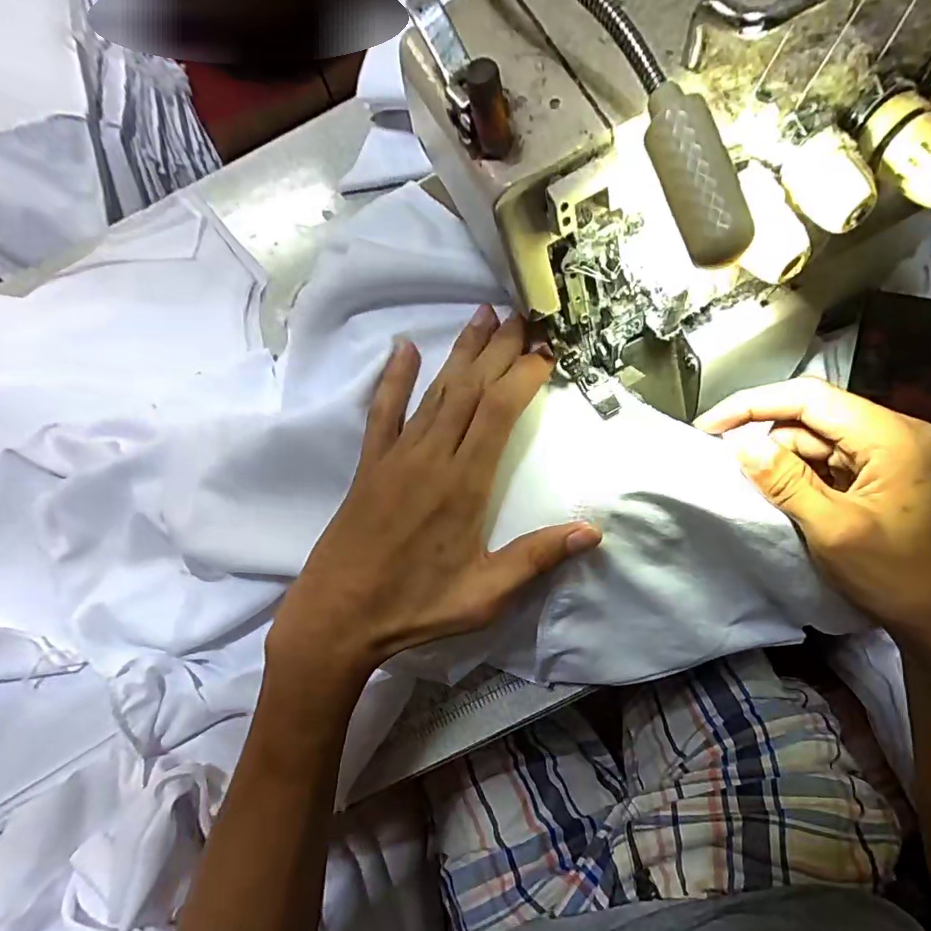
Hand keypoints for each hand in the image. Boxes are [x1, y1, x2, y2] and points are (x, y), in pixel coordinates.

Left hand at [271, 307, 602, 679]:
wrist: (338, 615)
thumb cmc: (416, 607)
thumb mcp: (486, 594)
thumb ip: (537, 557)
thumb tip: (593, 531)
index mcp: (464, 484)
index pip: (500, 411)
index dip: (524, 375)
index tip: (545, 351)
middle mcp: (431, 457)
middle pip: (470, 388)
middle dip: (498, 348)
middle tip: (521, 315)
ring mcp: (396, 456)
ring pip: (435, 391)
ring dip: (460, 351)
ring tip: (481, 315)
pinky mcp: (369, 465)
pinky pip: (383, 411)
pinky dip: (393, 378)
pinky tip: (404, 348)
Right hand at [696, 378, 930, 647]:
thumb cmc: (897, 577)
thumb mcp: (832, 529)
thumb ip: (785, 481)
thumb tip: (741, 444)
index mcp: (891, 437)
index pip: (811, 398)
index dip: (753, 405)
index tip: (710, 425)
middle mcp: (894, 434)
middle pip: (813, 415)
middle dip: (765, 433)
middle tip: (722, 458)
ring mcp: (889, 455)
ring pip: (817, 439)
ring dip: (780, 457)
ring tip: (747, 482)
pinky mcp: (881, 475)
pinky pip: (829, 461)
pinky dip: (798, 473)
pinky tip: (775, 490)